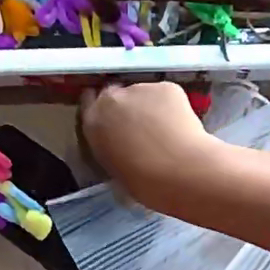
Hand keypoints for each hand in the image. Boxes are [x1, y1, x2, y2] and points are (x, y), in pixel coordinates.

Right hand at [80, 83, 223, 211]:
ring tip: (166, 130)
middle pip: (116, 95)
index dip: (102, 111)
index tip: (112, 118)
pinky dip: (172, 106)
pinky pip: (166, 95)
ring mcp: (139, 89)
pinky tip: (180, 125)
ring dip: (151, 107)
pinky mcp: (166, 87)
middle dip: (127, 107)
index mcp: (93, 124)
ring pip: (143, 95)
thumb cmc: (145, 183)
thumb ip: (112, 149)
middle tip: (142, 127)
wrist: (180, 171)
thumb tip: (121, 148)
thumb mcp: (115, 170)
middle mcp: (111, 100)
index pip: (89, 104)